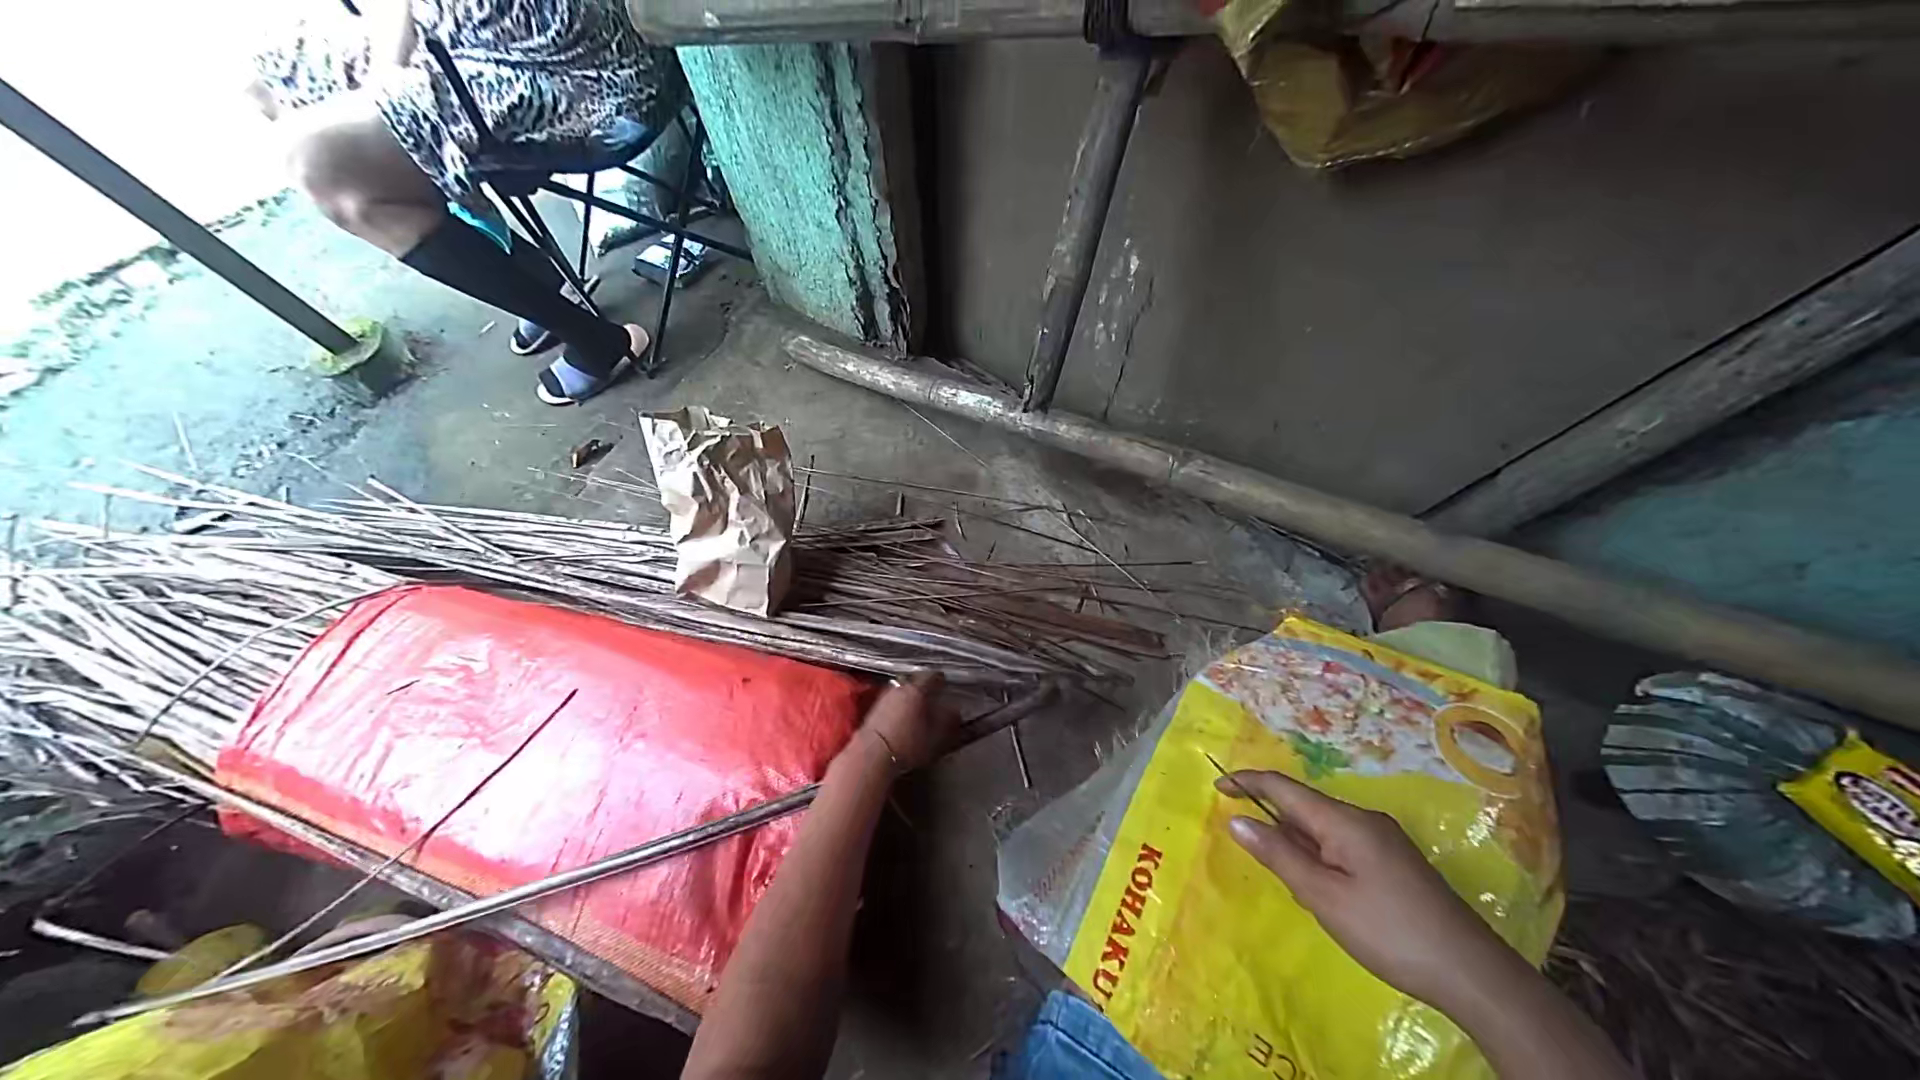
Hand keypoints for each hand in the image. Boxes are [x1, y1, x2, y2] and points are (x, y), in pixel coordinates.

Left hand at [857, 672, 953, 771]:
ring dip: (910, 696)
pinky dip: (899, 705)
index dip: (941, 680)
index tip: (945, 686)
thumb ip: (949, 720)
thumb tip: (955, 711)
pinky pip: (891, 700)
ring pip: (902, 689)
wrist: (872, 755)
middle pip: (915, 681)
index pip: (933, 676)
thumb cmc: (908, 744)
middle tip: (933, 697)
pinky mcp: (873, 709)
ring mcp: (884, 696)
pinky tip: (902, 717)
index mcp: (918, 690)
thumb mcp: (936, 735)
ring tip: (918, 708)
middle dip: (924, 688)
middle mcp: (900, 688)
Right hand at [1216, 769, 1523, 1009]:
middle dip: (1273, 820)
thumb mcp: (1322, 896)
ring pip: (1323, 828)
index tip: (1217, 788)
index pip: (1284, 787)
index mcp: (1344, 821)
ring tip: (1291, 880)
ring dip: (1297, 842)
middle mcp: (1364, 820)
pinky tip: (1323, 888)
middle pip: (1304, 806)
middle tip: (1252, 851)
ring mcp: (1383, 840)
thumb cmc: (1388, 931)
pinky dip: (1319, 855)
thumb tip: (1236, 820)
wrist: (1474, 974)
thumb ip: (1277, 855)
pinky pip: (1342, 844)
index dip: (1248, 782)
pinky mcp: (1395, 861)